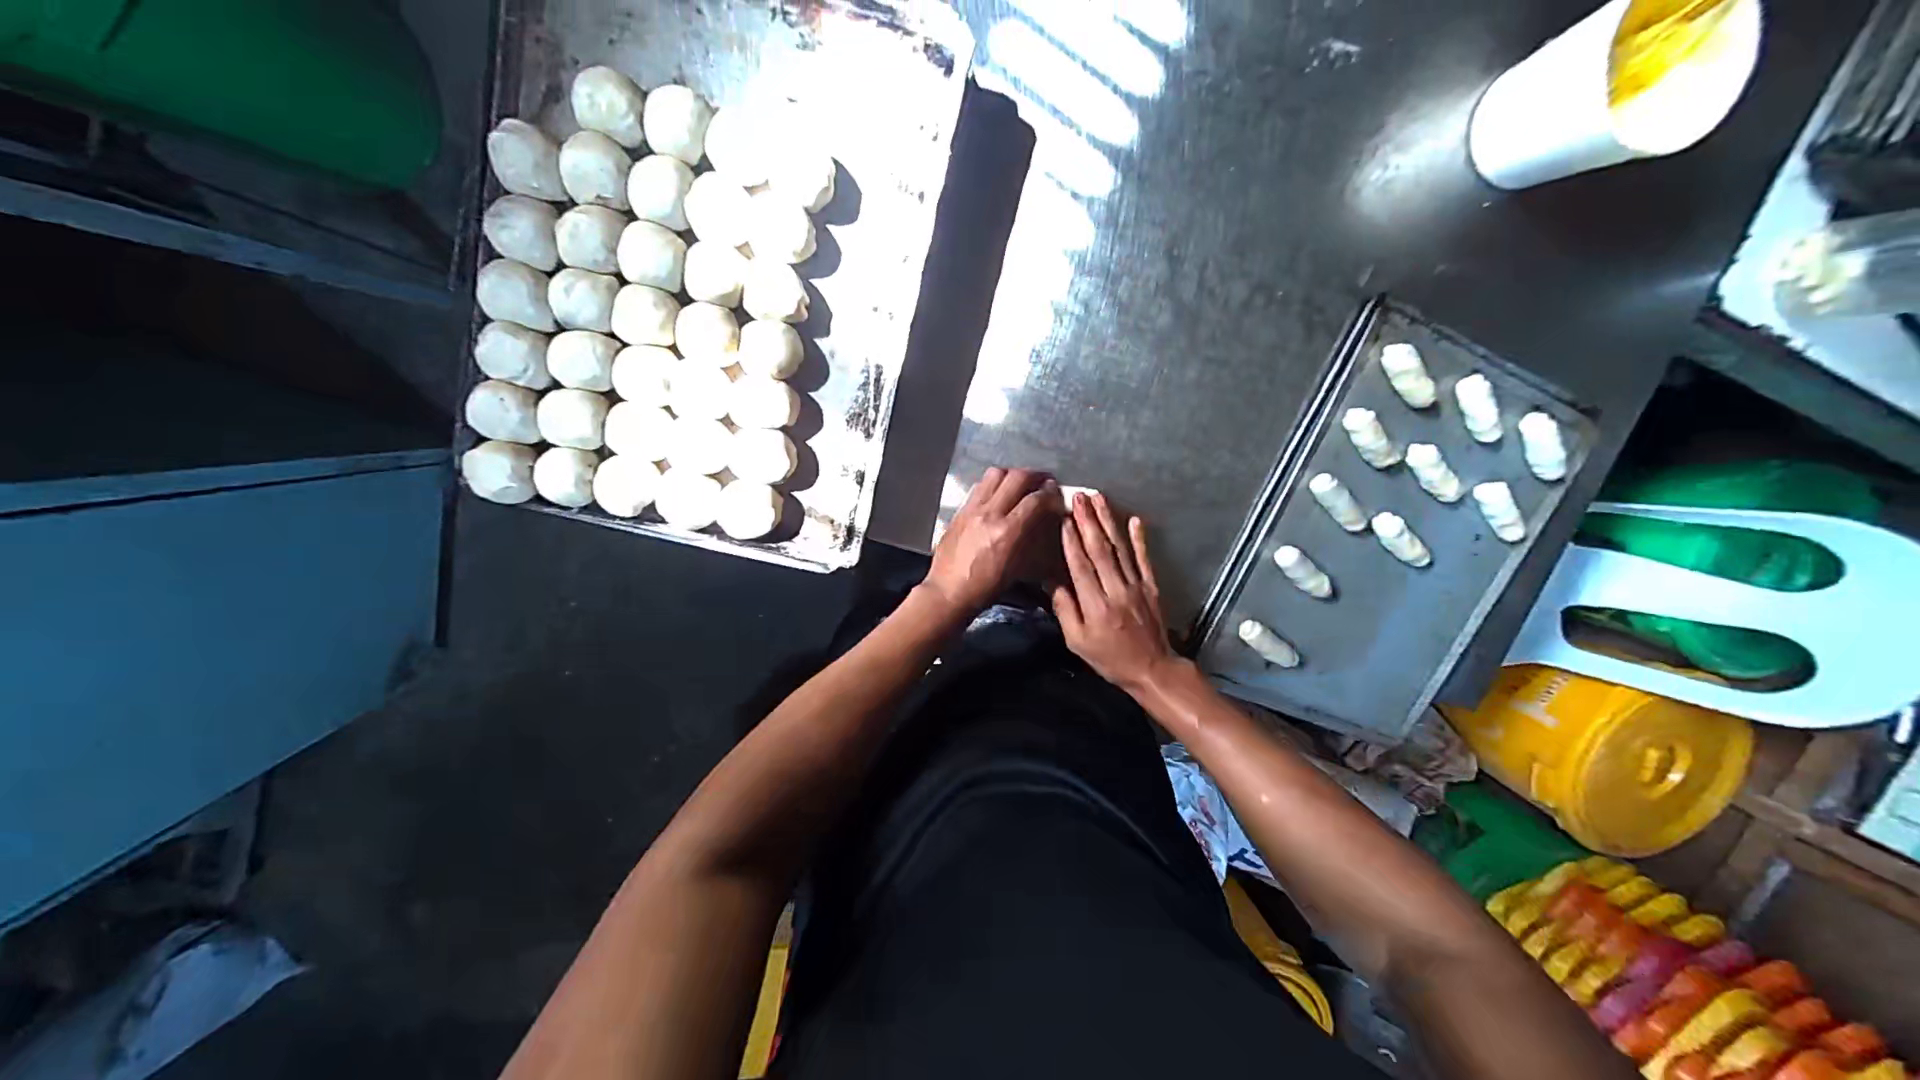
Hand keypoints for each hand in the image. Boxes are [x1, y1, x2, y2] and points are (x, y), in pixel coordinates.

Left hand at [923, 466, 1059, 617]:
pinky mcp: (960, 511)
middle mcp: (989, 514)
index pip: (1035, 500)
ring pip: (995, 474)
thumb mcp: (1017, 568)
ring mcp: (972, 509)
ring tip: (1020, 483)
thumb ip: (1031, 540)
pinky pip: (979, 487)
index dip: (1050, 495)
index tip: (1056, 496)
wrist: (948, 592)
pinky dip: (993, 484)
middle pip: (1017, 477)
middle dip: (1036, 476)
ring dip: (1013, 475)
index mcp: (1007, 532)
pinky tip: (998, 494)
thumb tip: (1043, 522)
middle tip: (1044, 481)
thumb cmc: (985, 588)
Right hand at [1052, 492, 1180, 693]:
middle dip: (1088, 521)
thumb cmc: (1109, 658)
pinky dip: (1139, 538)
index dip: (1071, 540)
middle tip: (1079, 497)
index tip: (1063, 518)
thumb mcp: (1077, 642)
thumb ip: (1065, 610)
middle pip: (1100, 550)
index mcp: (1095, 605)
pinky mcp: (1151, 586)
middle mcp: (1116, 590)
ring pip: (1120, 548)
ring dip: (1109, 521)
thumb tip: (1053, 582)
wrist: (1152, 669)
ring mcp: (1136, 586)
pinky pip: (1144, 558)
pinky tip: (1134, 519)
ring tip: (1099, 499)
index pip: (1080, 565)